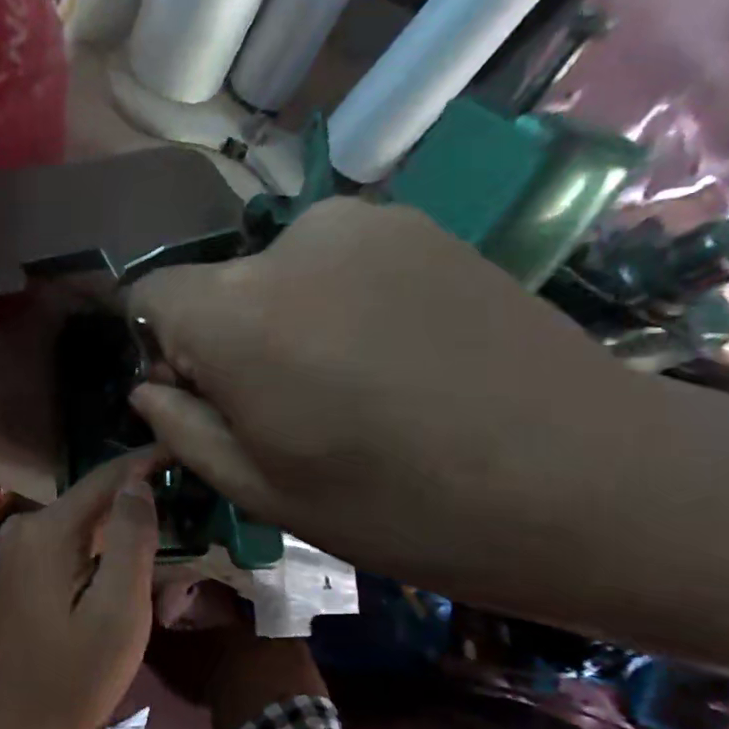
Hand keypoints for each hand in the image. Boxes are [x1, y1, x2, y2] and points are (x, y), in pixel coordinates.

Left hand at [0, 449, 163, 728]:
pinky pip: (75, 549)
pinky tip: (135, 589)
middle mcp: (25, 527)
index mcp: (46, 531)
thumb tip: (140, 481)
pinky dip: (108, 561)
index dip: (149, 461)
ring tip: (169, 583)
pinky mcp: (21, 569)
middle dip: (146, 518)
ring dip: (131, 547)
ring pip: (91, 529)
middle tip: (193, 534)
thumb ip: (133, 539)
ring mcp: (18, 549)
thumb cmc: (74, 677)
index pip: (107, 479)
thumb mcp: (119, 611)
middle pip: (100, 505)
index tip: (188, 447)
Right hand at [125, 198, 670, 594]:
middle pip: (221, 286)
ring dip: (293, 317)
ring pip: (284, 270)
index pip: (151, 296)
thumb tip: (149, 387)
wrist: (578, 475)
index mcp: (236, 314)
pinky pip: (345, 258)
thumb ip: (187, 430)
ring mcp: (363, 221)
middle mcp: (289, 242)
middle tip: (296, 406)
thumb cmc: (401, 507)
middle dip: (232, 339)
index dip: (166, 348)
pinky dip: (347, 297)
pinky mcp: (421, 222)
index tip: (210, 397)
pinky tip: (404, 352)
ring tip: (360, 381)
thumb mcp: (267, 494)